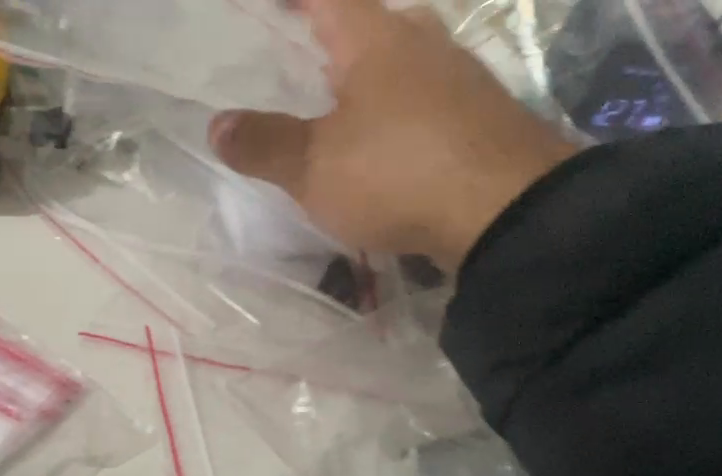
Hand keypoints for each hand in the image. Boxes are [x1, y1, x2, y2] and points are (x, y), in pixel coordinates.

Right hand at [209, 0, 578, 268]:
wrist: (504, 209)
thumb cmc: (397, 173)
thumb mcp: (313, 166)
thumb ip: (265, 144)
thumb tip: (216, 124)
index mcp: (376, 40)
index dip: (297, 0)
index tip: (271, 6)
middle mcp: (422, 44)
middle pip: (372, 23)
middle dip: (336, 33)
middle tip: (304, 53)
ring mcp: (457, 78)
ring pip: (403, 59)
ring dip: (370, 73)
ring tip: (339, 101)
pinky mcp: (477, 117)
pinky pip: (424, 96)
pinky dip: (396, 107)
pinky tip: (385, 141)